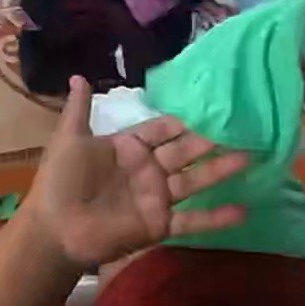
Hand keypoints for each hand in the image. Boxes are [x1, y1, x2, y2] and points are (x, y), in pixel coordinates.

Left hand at [26, 77, 249, 267]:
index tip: (215, 109)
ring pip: (195, 181)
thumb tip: (78, 75)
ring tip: (251, 159)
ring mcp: (156, 198)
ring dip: (221, 171)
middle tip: (242, 130)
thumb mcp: (69, 140)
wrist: (54, 230)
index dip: (185, 121)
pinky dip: (216, 218)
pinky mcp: (160, 225)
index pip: (163, 129)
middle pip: (185, 152)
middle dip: (211, 142)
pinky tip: (242, 210)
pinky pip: (192, 220)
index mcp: (129, 147)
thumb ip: (78, 109)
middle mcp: (148, 170)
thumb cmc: (60, 182)